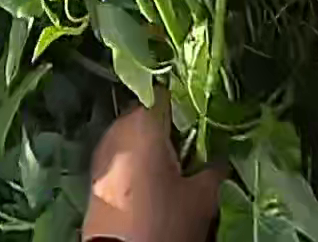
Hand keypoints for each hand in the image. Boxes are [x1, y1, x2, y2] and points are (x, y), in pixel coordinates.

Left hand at [83, 94, 223, 241]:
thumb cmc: (161, 222)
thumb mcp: (200, 199)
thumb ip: (215, 170)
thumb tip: (223, 158)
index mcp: (144, 121)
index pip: (166, 94)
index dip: (183, 104)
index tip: (198, 122)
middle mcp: (119, 124)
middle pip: (148, 112)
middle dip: (166, 126)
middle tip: (187, 148)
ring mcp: (104, 146)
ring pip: (132, 132)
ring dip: (149, 143)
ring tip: (169, 167)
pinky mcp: (95, 169)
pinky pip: (120, 151)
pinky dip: (134, 158)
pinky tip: (148, 181)